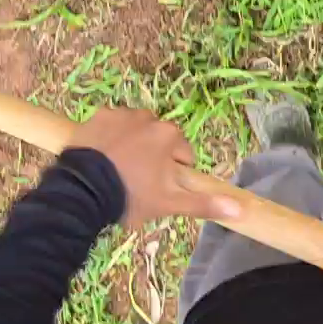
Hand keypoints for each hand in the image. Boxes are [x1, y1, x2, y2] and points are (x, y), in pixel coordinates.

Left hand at [64, 108, 241, 228]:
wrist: (81, 191)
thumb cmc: (131, 196)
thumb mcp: (169, 204)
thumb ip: (204, 204)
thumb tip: (240, 209)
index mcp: (170, 135)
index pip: (183, 153)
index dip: (173, 173)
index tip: (158, 188)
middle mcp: (148, 117)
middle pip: (159, 139)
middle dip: (153, 156)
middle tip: (137, 181)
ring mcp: (120, 114)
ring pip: (135, 130)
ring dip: (132, 144)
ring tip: (117, 170)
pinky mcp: (97, 116)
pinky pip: (111, 125)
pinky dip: (110, 138)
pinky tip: (101, 158)